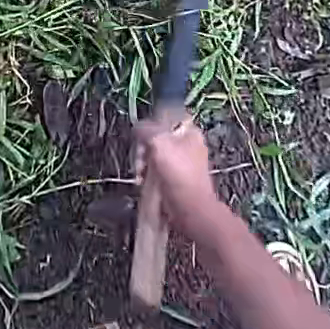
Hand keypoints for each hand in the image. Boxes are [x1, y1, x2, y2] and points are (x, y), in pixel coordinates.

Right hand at [133, 110, 218, 227]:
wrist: (192, 211)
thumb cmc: (179, 173)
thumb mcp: (159, 142)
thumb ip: (146, 129)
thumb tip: (138, 127)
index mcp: (189, 131)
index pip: (165, 117)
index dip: (151, 125)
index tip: (142, 137)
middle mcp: (188, 144)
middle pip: (157, 137)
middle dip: (144, 148)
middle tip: (141, 160)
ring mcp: (182, 163)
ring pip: (154, 154)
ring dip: (144, 163)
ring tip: (141, 175)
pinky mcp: (176, 179)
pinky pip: (157, 170)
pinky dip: (148, 175)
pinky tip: (143, 182)